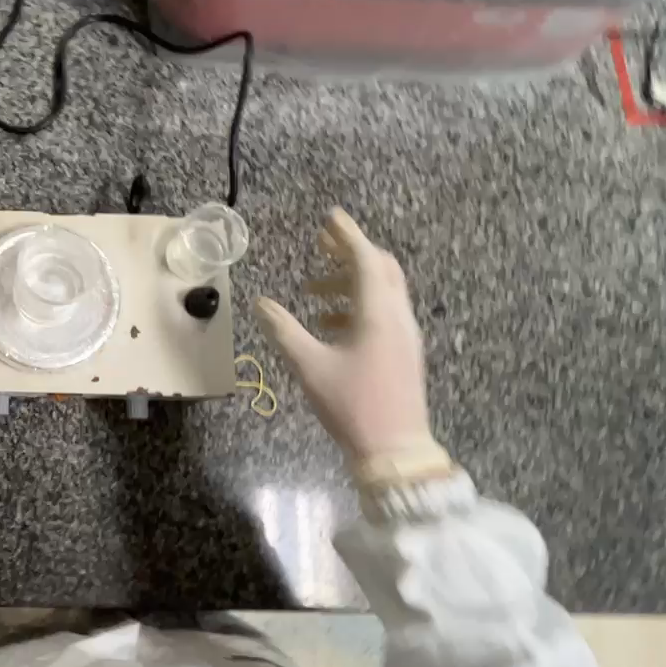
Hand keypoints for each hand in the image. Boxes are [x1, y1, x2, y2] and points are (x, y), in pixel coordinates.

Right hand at [254, 208, 437, 468]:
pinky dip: (357, 303)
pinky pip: (383, 312)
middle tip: (321, 244)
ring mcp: (404, 335)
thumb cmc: (351, 404)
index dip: (348, 235)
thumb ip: (284, 330)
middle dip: (351, 251)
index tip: (331, 217)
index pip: (365, 261)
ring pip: (383, 291)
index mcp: (377, 315)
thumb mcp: (309, 366)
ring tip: (314, 287)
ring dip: (351, 280)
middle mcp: (397, 317)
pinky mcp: (403, 352)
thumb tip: (261, 302)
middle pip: (381, 269)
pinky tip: (330, 321)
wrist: (395, 449)